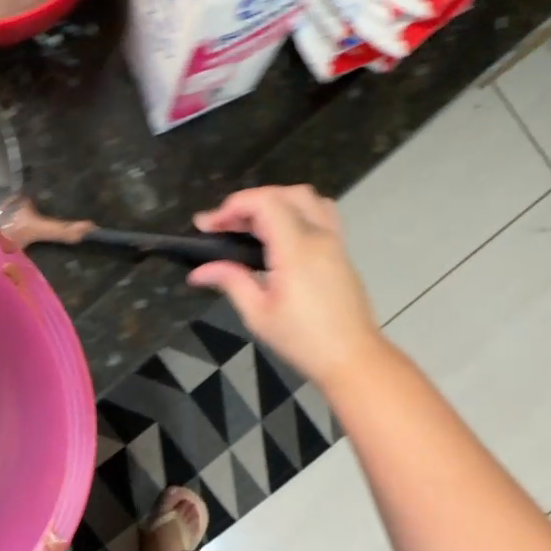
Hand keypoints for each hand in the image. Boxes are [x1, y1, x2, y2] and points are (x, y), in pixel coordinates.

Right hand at [188, 185, 384, 388]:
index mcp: (296, 249)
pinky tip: (279, 237)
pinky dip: (295, 212)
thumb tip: (199, 271)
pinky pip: (320, 214)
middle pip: (284, 194)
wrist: (351, 356)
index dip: (233, 207)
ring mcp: (334, 241)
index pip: (264, 203)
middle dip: (250, 202)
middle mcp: (319, 235)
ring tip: (251, 227)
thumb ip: (231, 282)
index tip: (209, 226)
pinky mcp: (340, 251)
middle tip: (225, 226)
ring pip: (306, 199)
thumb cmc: (302, 340)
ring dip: (276, 202)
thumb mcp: (258, 314)